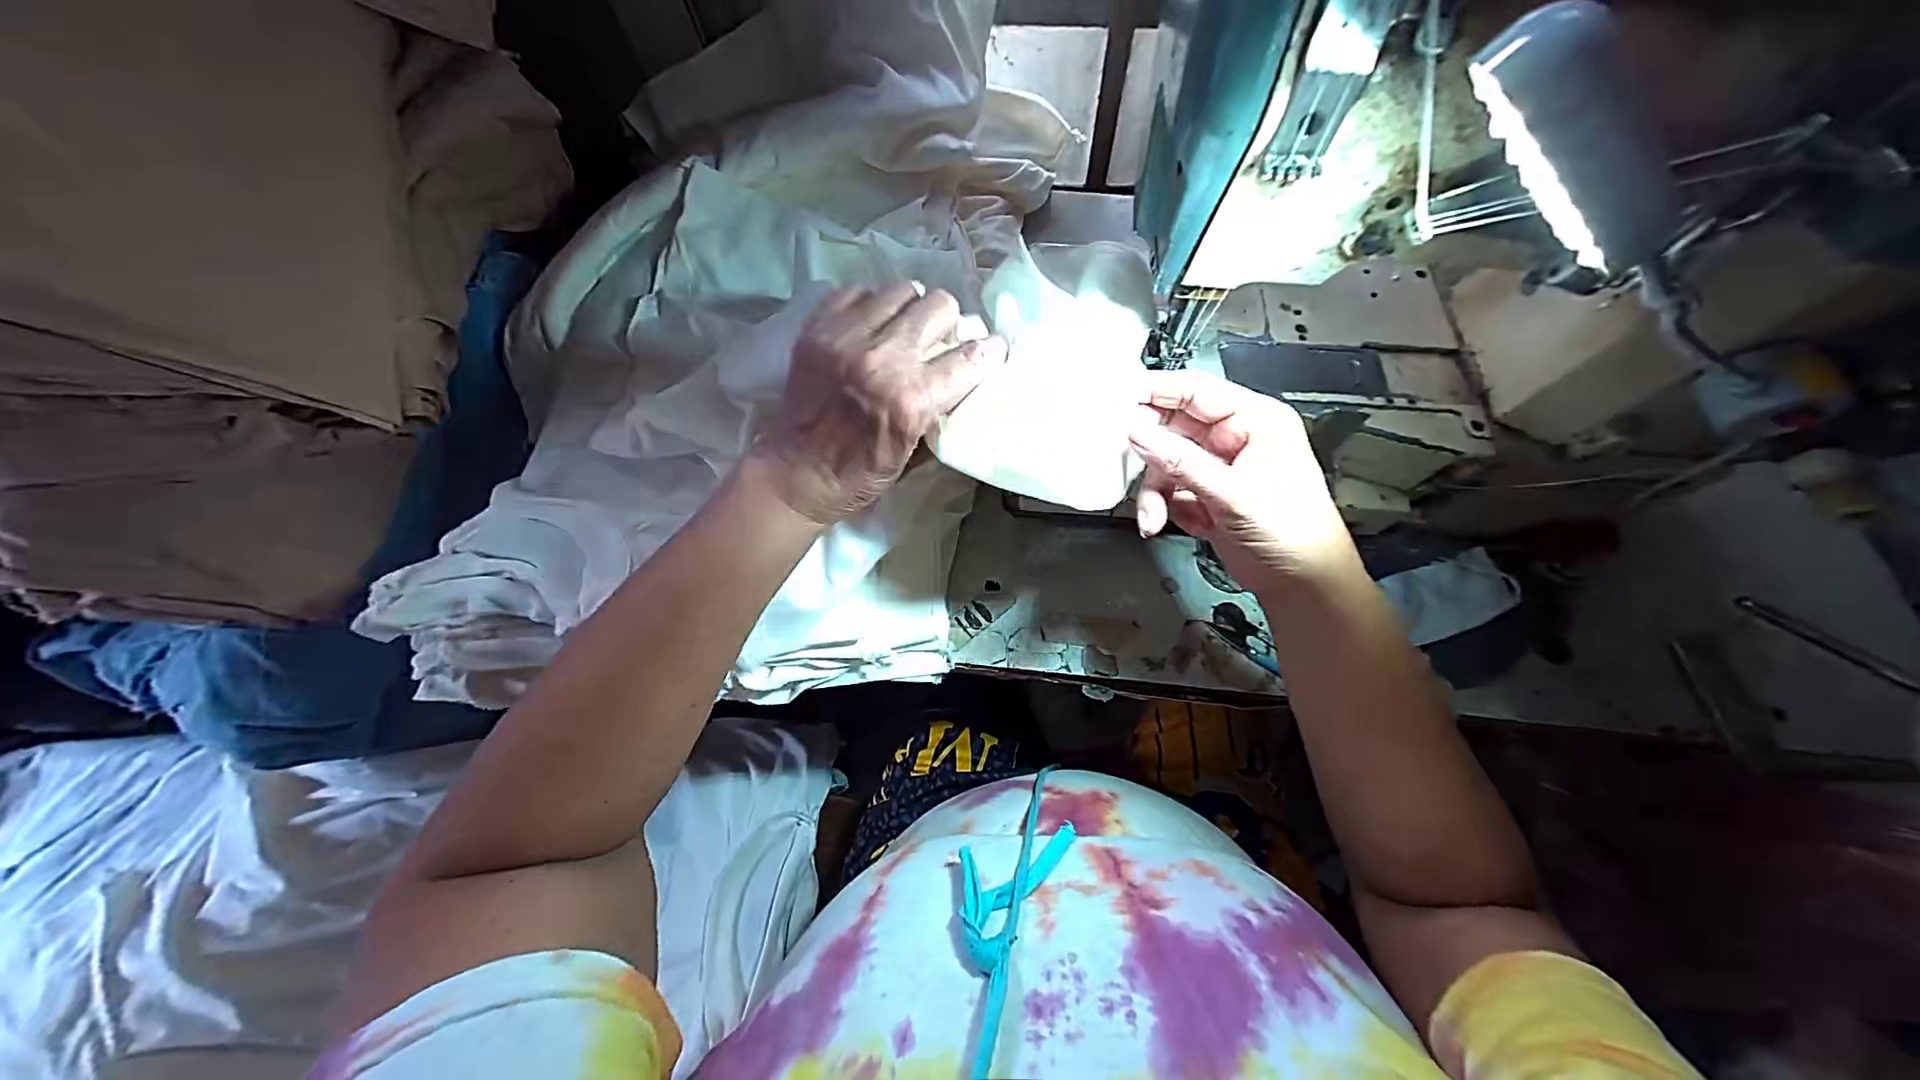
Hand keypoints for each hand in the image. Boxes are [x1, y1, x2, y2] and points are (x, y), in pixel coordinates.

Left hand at [749, 283, 1005, 524]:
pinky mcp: (818, 328)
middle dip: (947, 325)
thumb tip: (967, 375)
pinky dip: (870, 306)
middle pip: (940, 306)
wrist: (797, 474)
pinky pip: (858, 291)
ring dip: (910, 310)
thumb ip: (941, 409)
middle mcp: (881, 359)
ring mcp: (846, 338)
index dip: (989, 351)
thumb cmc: (860, 475)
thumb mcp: (914, 454)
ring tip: (902, 330)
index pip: (970, 356)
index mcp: (910, 400)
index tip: (992, 349)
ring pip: (902, 290)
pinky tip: (869, 328)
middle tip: (938, 341)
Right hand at [1130, 370, 1358, 593]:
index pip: (1197, 390)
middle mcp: (1235, 439)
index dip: (1157, 392)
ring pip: (1165, 463)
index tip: (1122, 400)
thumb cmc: (1296, 534)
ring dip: (1154, 490)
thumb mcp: (1231, 493)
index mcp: (1256, 421)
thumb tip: (1139, 431)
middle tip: (1130, 462)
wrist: (1302, 582)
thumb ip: (1179, 460)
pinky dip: (1160, 506)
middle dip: (1151, 453)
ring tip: (1154, 513)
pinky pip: (1168, 489)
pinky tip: (1162, 521)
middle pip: (1173, 427)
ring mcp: (1218, 468)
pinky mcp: (1205, 495)